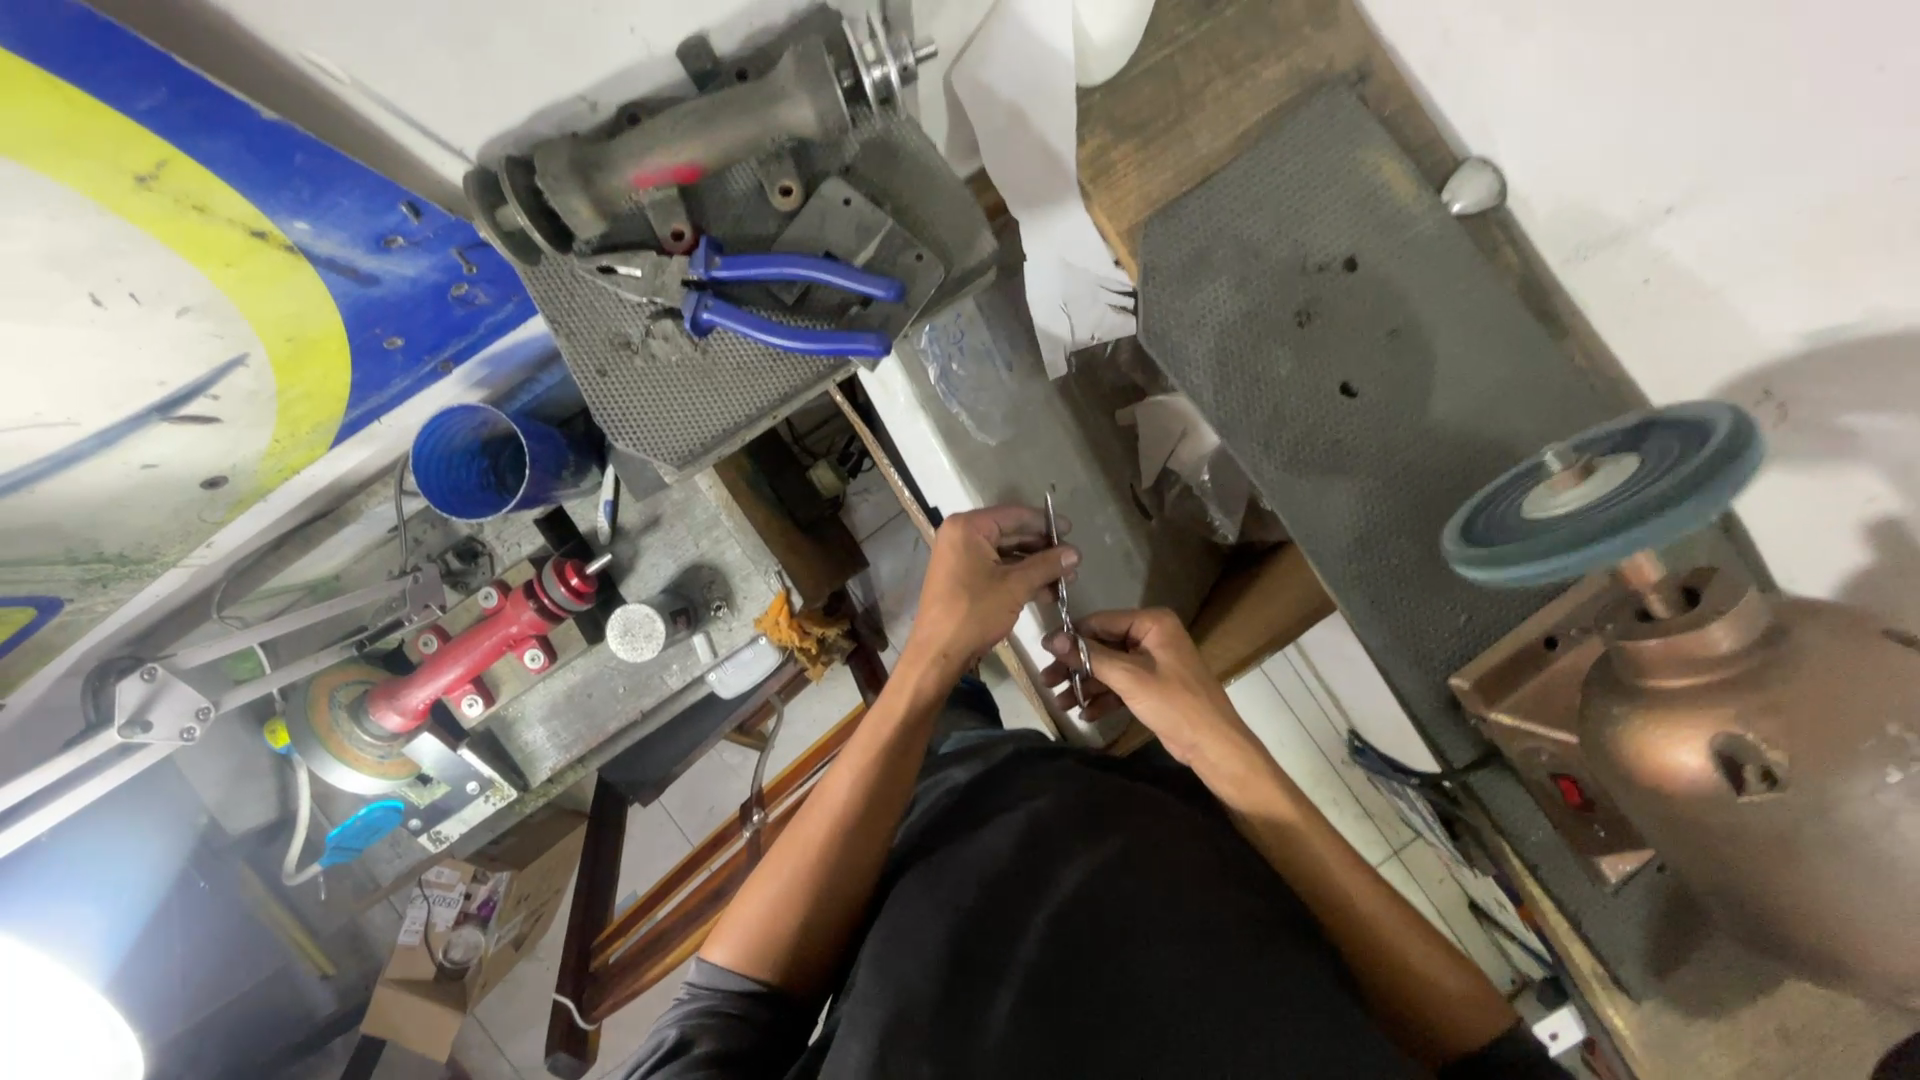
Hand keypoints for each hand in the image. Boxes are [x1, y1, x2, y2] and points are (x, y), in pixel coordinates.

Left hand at [903, 504, 1079, 676]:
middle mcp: (962, 536)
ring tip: (1067, 580)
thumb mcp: (1015, 586)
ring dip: (1036, 568)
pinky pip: (998, 571)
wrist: (939, 652)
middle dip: (1043, 550)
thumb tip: (1076, 553)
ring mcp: (962, 559)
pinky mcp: (965, 580)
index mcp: (968, 527)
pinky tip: (1048, 593)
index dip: (1045, 523)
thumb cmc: (975, 612)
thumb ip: (1046, 565)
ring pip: (1007, 556)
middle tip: (1072, 561)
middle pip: (1011, 534)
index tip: (1071, 531)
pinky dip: (1021, 580)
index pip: (1014, 515)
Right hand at [1041, 608, 1267, 779]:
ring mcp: (1151, 662)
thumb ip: (1090, 656)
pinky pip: (1119, 685)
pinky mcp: (1151, 685)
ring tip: (1060, 702)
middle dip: (1075, 666)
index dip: (1070, 637)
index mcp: (1152, 623)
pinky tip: (1084, 714)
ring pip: (1108, 667)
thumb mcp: (1129, 677)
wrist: (1213, 744)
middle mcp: (1151, 636)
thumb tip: (1052, 639)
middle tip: (1046, 681)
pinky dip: (1102, 698)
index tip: (1042, 652)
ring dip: (1084, 685)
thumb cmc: (1174, 703)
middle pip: (1102, 645)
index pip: (1100, 622)